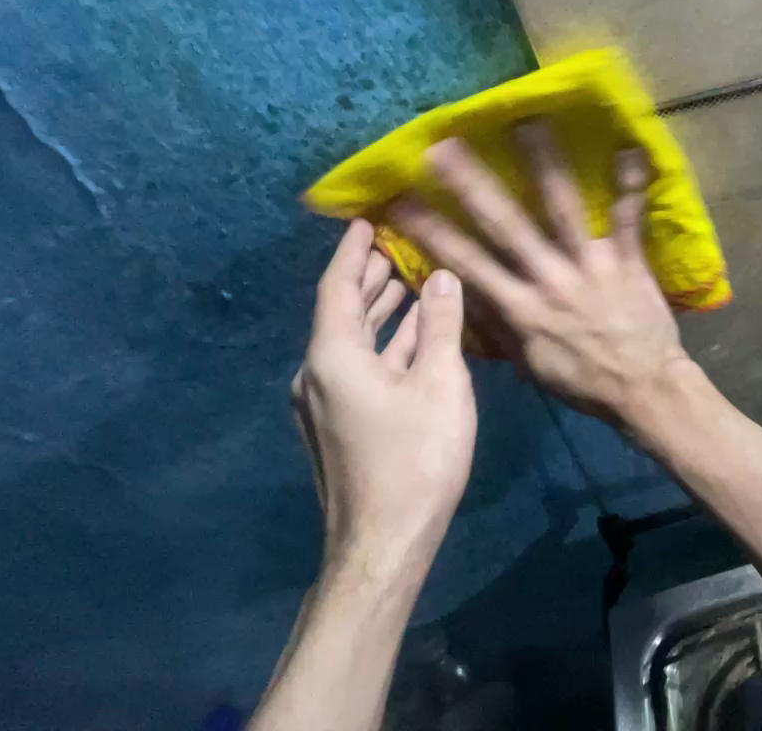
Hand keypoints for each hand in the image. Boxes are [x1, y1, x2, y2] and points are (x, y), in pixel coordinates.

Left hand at [294, 219, 476, 582]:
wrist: (385, 540)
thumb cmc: (416, 456)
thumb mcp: (440, 382)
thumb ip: (440, 324)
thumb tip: (441, 276)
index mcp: (334, 357)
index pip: (338, 287)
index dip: (353, 251)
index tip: (368, 220)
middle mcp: (319, 374)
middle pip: (343, 311)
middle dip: (370, 276)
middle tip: (399, 244)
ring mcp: (329, 401)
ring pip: (356, 340)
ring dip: (381, 309)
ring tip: (411, 279)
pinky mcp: (344, 423)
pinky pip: (364, 365)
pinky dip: (387, 342)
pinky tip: (416, 334)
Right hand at [385, 122, 702, 434]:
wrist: (642, 389)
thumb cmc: (581, 379)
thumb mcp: (527, 362)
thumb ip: (496, 325)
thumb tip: (463, 292)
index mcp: (519, 308)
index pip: (465, 263)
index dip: (429, 231)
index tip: (399, 200)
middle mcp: (549, 280)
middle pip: (506, 226)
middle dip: (472, 186)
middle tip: (444, 147)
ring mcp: (589, 267)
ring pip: (563, 209)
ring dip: (545, 165)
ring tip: (530, 124)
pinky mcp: (627, 262)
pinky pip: (629, 218)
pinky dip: (631, 183)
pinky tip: (631, 148)